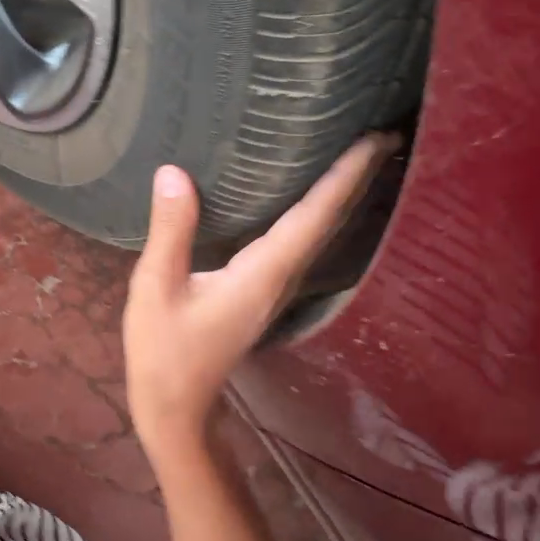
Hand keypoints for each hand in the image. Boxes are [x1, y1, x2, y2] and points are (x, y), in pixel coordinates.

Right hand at [122, 135, 399, 455]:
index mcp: (263, 272)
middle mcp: (281, 278)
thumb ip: (171, 232)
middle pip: (330, 222)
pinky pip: (301, 243)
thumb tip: (175, 173)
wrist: (175, 407)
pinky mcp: (263, 292)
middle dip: (358, 177)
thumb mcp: (155, 289)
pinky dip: (317, 214)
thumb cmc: (163, 352)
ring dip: (342, 195)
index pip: (315, 215)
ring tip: (359, 157)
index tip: (376, 138)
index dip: (346, 175)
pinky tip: (310, 201)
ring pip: (320, 234)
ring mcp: (276, 289)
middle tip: (384, 133)